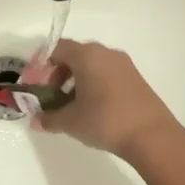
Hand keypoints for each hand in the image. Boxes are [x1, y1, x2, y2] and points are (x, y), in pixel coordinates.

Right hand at [33, 39, 180, 159]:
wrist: (151, 135)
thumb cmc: (104, 121)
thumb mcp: (70, 122)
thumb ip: (48, 118)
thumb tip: (36, 121)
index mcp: (87, 55)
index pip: (56, 48)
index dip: (40, 65)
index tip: (33, 85)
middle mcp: (105, 53)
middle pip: (73, 56)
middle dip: (56, 75)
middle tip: (48, 97)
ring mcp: (123, 65)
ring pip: (90, 66)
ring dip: (73, 82)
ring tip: (67, 107)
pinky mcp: (134, 78)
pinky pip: (105, 74)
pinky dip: (91, 85)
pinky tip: (88, 109)